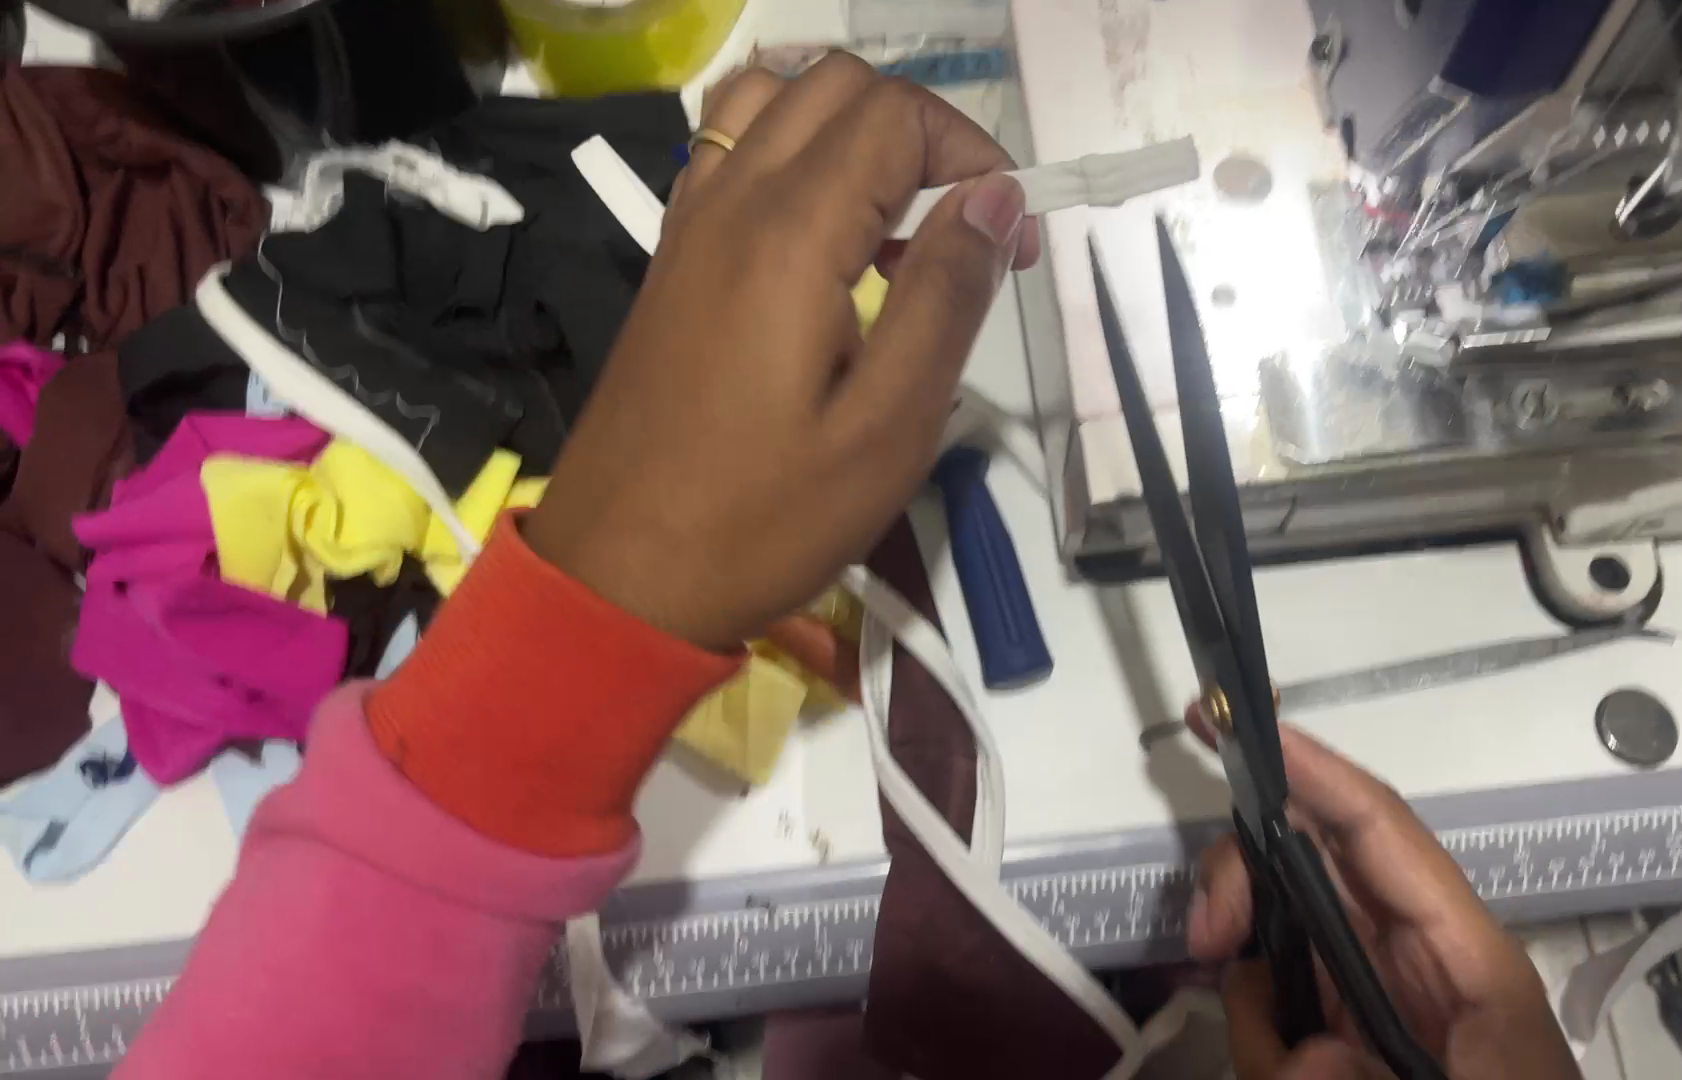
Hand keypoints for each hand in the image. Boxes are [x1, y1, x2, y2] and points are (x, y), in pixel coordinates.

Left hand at [525, 55, 1040, 648]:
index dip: (975, 157)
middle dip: (924, 134)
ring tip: (896, 223)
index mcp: (790, 236)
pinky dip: (793, 158)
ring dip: (853, 133)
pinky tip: (825, 242)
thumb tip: (995, 200)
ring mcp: (688, 230)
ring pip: (771, 104)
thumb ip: (946, 300)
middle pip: (835, 87)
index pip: (897, 119)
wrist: (626, 576)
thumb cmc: (768, 519)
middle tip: (968, 229)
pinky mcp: (671, 267)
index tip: (1014, 242)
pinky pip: (728, 158)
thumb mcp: (888, 429)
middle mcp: (729, 203)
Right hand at [1184, 712, 1578, 1079]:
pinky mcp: (1327, 1018)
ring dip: (1249, 991)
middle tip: (1207, 936)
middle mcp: (1397, 945)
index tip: (1241, 724)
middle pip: (1297, 858)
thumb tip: (1312, 1052)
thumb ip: (1395, 1067)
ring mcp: (1355, 980)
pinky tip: (1286, 1070)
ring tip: (1279, 1065)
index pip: (1377, 826)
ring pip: (1265, 927)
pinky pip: (1261, 995)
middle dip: (1240, 879)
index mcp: (1457, 947)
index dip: (1310, 766)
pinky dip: (1255, 1032)